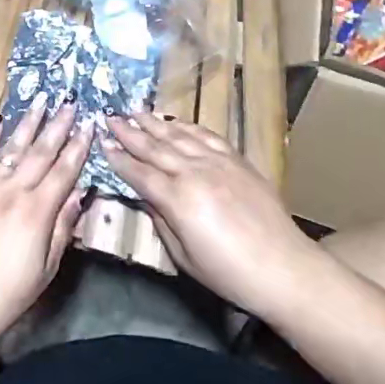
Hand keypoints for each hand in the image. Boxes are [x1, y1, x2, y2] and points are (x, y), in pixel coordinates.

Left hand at [0, 100, 90, 339]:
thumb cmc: (10, 292)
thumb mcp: (47, 266)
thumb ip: (63, 226)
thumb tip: (79, 192)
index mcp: (38, 211)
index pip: (64, 170)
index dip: (79, 146)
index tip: (89, 124)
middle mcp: (13, 192)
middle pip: (41, 151)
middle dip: (58, 124)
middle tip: (70, 100)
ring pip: (13, 147)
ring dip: (29, 122)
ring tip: (42, 99)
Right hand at [105, 112, 325, 316]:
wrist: (282, 266)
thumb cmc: (228, 272)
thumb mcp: (184, 256)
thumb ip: (161, 221)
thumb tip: (147, 197)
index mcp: (178, 199)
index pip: (140, 173)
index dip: (119, 158)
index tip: (103, 143)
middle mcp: (194, 172)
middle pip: (155, 148)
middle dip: (130, 132)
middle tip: (111, 117)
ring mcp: (217, 162)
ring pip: (179, 136)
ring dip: (155, 123)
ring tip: (137, 111)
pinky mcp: (236, 159)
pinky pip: (207, 136)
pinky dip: (188, 127)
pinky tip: (175, 122)